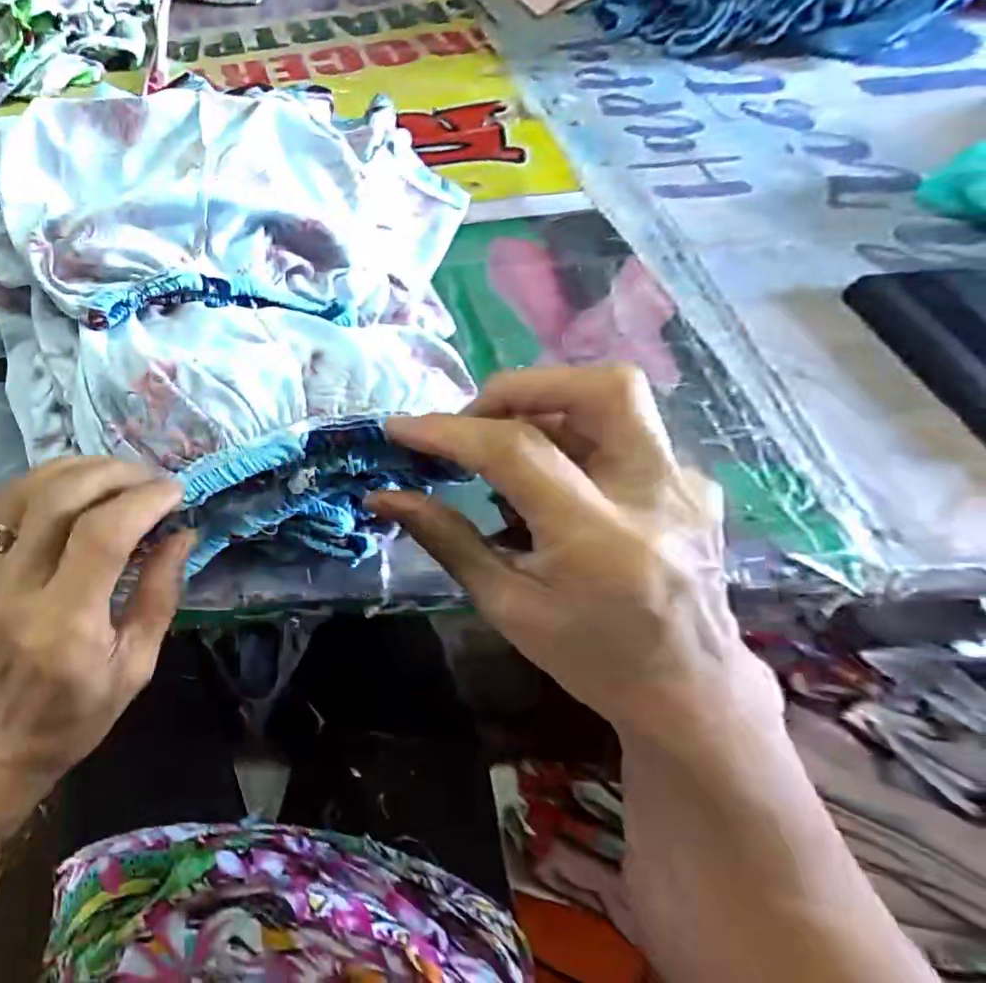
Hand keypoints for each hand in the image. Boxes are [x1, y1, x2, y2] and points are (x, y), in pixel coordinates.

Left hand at [0, 458, 195, 840]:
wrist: (7, 735)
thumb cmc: (80, 713)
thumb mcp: (136, 666)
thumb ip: (159, 594)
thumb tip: (180, 532)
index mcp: (65, 626)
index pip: (100, 537)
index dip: (140, 501)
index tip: (173, 491)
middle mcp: (17, 592)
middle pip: (57, 501)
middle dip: (110, 475)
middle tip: (146, 476)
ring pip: (22, 493)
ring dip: (73, 469)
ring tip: (113, 472)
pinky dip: (35, 482)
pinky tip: (68, 483)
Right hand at [369, 366, 780, 740]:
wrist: (693, 690)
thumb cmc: (588, 655)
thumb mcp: (502, 604)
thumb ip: (444, 537)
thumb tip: (383, 496)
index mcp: (599, 536)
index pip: (517, 450)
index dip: (448, 430)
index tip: (399, 429)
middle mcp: (652, 494)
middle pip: (600, 388)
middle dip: (516, 388)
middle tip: (469, 423)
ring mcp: (682, 483)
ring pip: (613, 399)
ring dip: (539, 408)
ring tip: (496, 451)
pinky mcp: (687, 483)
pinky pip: (618, 432)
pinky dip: (566, 436)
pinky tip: (543, 481)